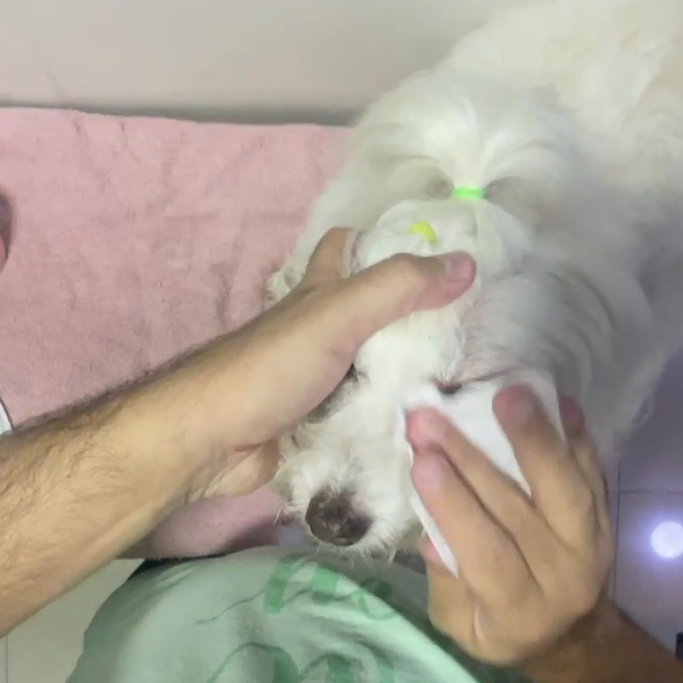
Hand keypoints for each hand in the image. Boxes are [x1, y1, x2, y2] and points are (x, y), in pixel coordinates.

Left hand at [148, 229, 475, 500]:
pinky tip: (423, 428)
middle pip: (369, 316)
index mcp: (317, 295)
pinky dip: (386, 420)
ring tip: (464, 386)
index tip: (436, 258)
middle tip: (468, 335)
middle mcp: (317, 335)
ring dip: (404, 378)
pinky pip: (361, 417)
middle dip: (410, 321)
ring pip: (369, 371)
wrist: (215, 441)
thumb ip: (397, 289)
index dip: (382, 241)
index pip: (347, 247)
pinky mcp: (315, 426)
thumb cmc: (271, 368)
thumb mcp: (337, 315)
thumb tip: (466, 263)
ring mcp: (315, 383)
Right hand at [406, 387, 616, 678]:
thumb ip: (446, 583)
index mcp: (519, 611)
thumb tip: (430, 534)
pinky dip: (575, 436)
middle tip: (431, 417)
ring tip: (506, 394)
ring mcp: (590, 544)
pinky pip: (593, 473)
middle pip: (517, 510)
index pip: (485, 551)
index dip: (453, 506)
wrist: (571, 636)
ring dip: (534, 437)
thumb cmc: (500, 630)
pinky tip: (555, 401)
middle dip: (470, 459)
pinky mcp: (604, 519)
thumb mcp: (461, 626)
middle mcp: (562, 576)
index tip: (419, 461)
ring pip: (565, 486)